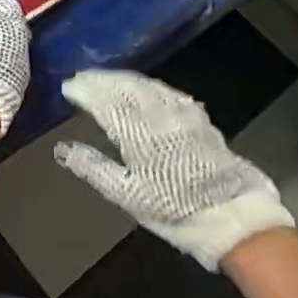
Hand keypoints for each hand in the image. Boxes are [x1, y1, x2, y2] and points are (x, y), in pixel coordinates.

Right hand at [53, 69, 292, 269]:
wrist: (236, 220)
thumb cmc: (174, 208)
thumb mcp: (126, 193)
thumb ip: (92, 167)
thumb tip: (61, 149)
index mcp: (140, 135)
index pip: (106, 102)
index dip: (85, 91)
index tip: (67, 86)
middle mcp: (163, 119)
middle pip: (129, 88)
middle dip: (102, 80)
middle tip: (82, 78)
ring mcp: (187, 119)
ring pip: (152, 88)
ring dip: (126, 80)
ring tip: (109, 79)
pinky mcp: (204, 125)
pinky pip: (173, 95)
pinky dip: (152, 88)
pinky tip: (149, 91)